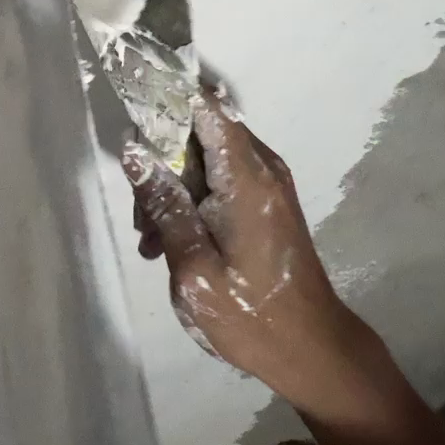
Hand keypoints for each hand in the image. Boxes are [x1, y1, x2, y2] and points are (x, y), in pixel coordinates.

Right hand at [125, 92, 444, 444]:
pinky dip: (190, 195)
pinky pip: (217, 175)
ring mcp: (266, 181)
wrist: (315, 353)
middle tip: (138, 213)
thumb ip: (164, 205)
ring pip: (203, 155)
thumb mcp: (193, 267)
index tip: (129, 91)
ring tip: (150, 238)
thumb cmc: (251, 314)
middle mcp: (261, 166)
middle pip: (197, 131)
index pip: (204, 106)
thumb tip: (132, 149)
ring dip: (171, 184)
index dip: (166, 91)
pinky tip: (170, 239)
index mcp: (246, 176)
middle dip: (158, 158)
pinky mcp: (265, 198)